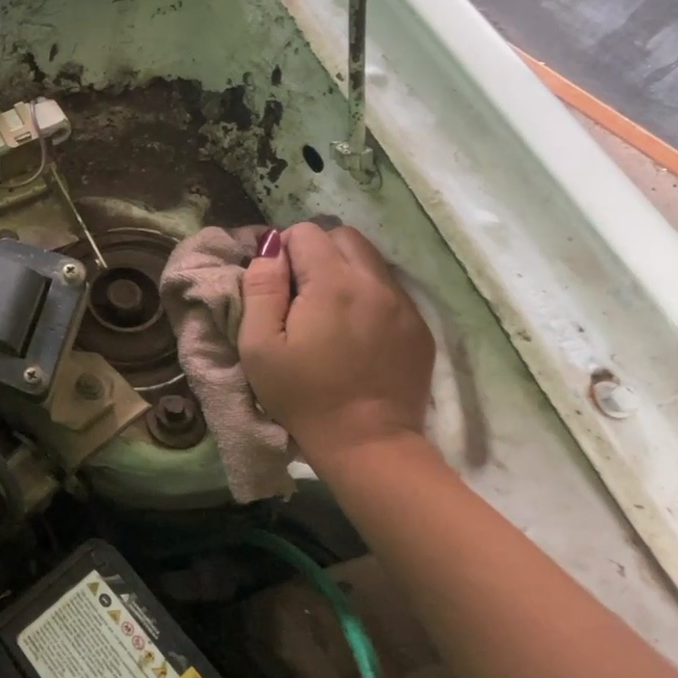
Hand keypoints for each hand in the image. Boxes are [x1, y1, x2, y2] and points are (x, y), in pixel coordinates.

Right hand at [239, 222, 434, 463]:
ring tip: (325, 307)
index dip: (282, 249)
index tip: (274, 282)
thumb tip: (268, 249)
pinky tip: (352, 328)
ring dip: (342, 269)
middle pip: (343, 236)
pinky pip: (388, 288)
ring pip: (369, 259)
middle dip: (315, 251)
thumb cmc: (302, 395)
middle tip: (297, 290)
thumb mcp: (258, 344)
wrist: (369, 445)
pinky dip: (365, 293)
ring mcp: (404, 306)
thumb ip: (260, 287)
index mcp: (333, 284)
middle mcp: (375, 284)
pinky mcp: (419, 328)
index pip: (306, 232)